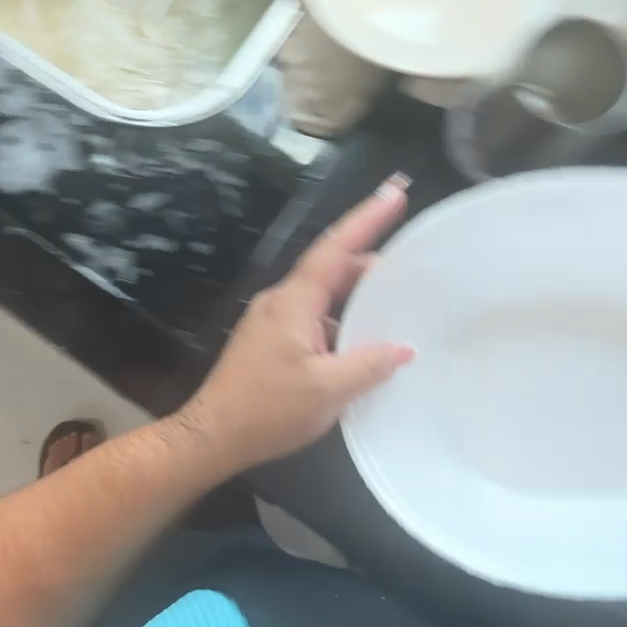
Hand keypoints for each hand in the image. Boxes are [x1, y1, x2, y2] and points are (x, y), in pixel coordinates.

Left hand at [174, 174, 415, 474]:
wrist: (213, 435)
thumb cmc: (267, 411)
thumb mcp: (327, 392)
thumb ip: (368, 365)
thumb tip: (404, 348)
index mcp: (293, 303)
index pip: (335, 249)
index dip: (367, 218)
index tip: (395, 191)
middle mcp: (281, 302)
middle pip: (331, 269)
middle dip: (370, 259)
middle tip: (413, 259)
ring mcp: (272, 321)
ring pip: (323, 296)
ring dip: (357, 295)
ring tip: (399, 300)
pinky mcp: (270, 341)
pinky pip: (314, 318)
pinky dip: (342, 321)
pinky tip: (364, 340)